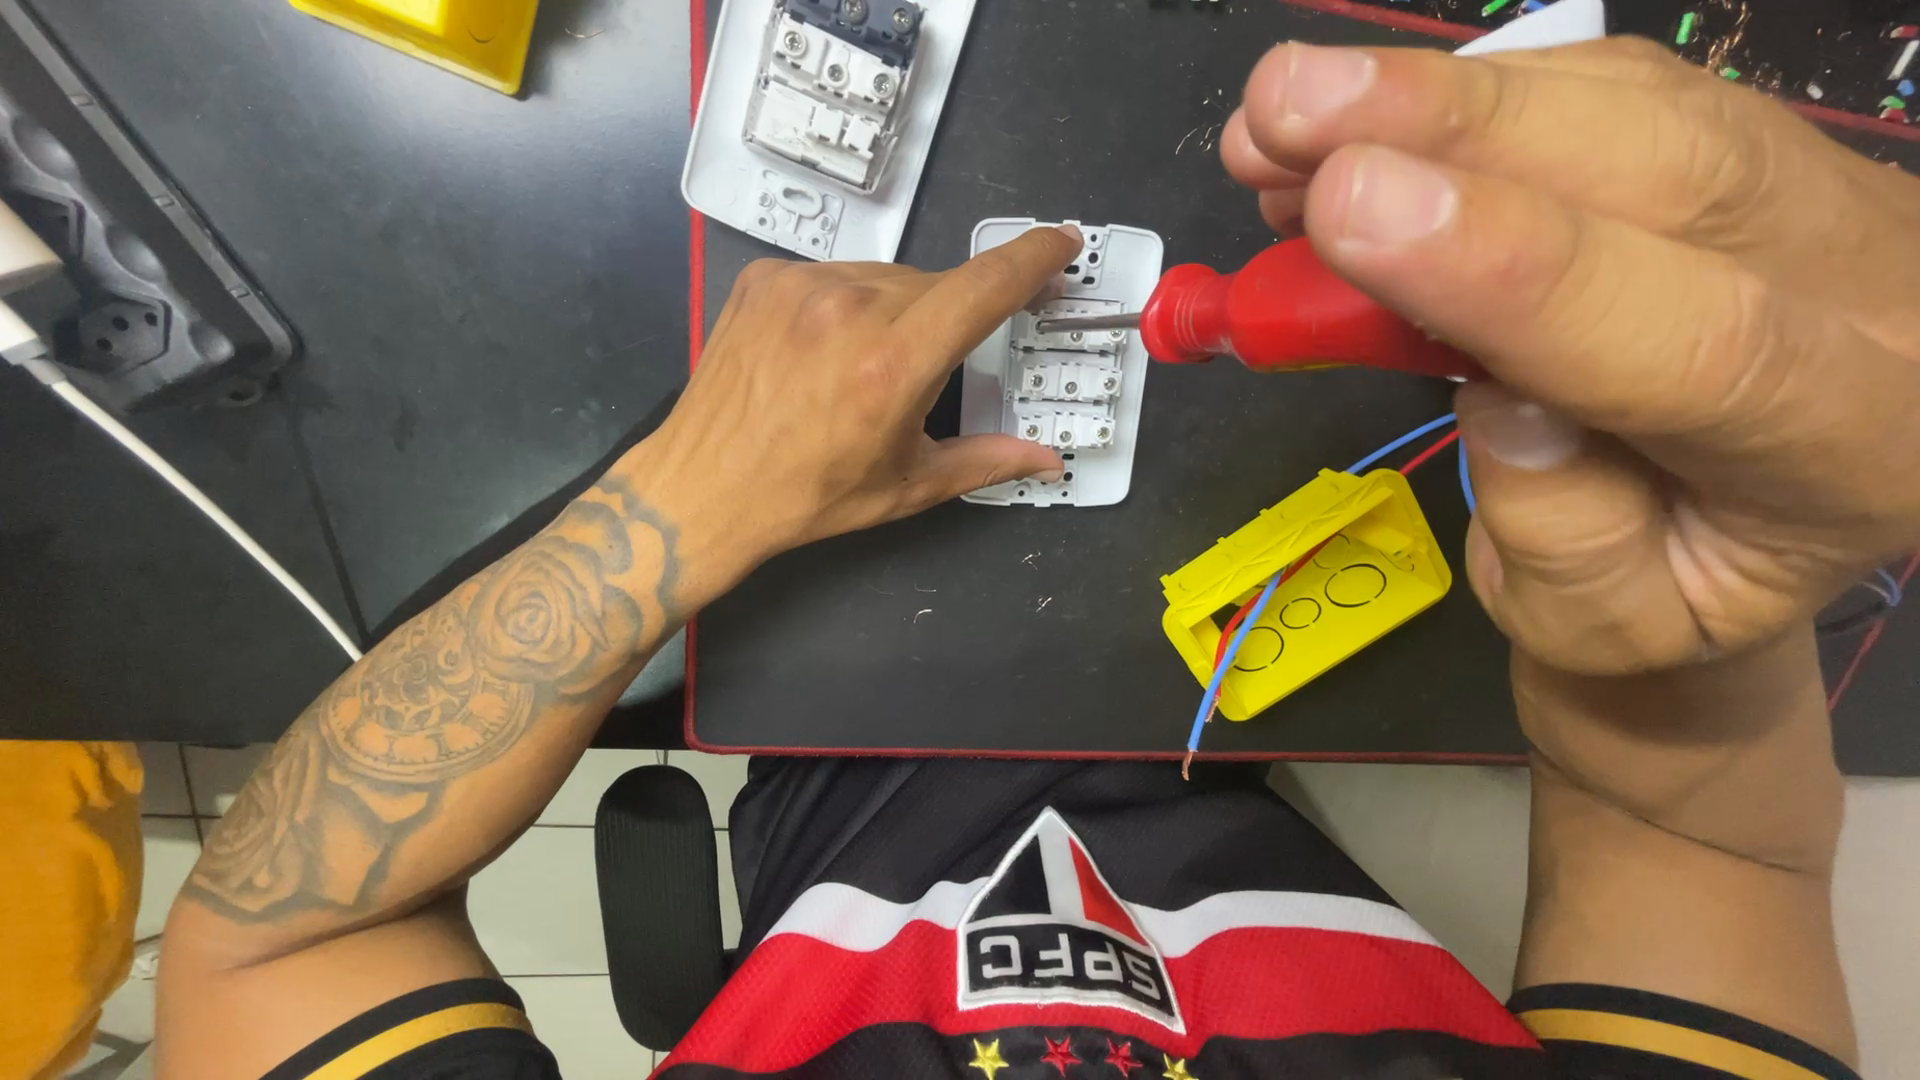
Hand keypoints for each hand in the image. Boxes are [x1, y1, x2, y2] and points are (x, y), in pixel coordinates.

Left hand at [621, 227, 1078, 597]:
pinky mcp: (764, 278)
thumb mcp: (908, 486)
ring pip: (884, 277)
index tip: (1061, 243)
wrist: (703, 488)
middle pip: (936, 285)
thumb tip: (1049, 460)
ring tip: (865, 368)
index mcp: (894, 364)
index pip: (983, 287)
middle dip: (952, 318)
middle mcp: (850, 307)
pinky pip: (834, 277)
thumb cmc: (812, 496)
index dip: (1032, 258)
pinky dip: (849, 305)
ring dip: (898, 311)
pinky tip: (826, 350)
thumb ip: (987, 462)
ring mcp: (800, 285)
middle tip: (930, 366)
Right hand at [1224, 37, 1919, 673]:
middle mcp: (1856, 287)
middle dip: (1451, 127)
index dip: (1505, 269)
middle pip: (1664, 169)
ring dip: (1427, 100)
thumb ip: (1564, 532)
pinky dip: (1446, 103)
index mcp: (1844, 443)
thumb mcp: (1598, 620)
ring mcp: (1797, 197)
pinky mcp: (1718, 155)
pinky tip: (1342, 130)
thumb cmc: (1656, 595)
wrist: (1740, 533)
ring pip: (1621, 106)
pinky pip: (1590, 96)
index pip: (1686, 344)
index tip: (1349, 211)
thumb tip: (1495, 392)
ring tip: (1275, 116)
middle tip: (1285, 105)